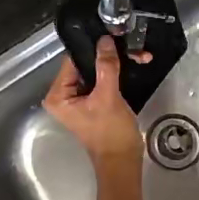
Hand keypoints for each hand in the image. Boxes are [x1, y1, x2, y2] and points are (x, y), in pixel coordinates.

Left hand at [45, 37, 141, 163]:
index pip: (72, 61)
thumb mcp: (108, 97)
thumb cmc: (110, 132)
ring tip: (140, 57)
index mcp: (58, 95)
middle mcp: (64, 95)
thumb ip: (106, 66)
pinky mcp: (95, 102)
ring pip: (98, 71)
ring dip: (118, 64)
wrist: (123, 161)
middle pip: (86, 65)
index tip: (115, 39)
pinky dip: (119, 75)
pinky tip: (136, 65)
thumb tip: (105, 40)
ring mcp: (80, 99)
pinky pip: (104, 81)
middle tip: (132, 49)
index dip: (93, 50)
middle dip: (110, 57)